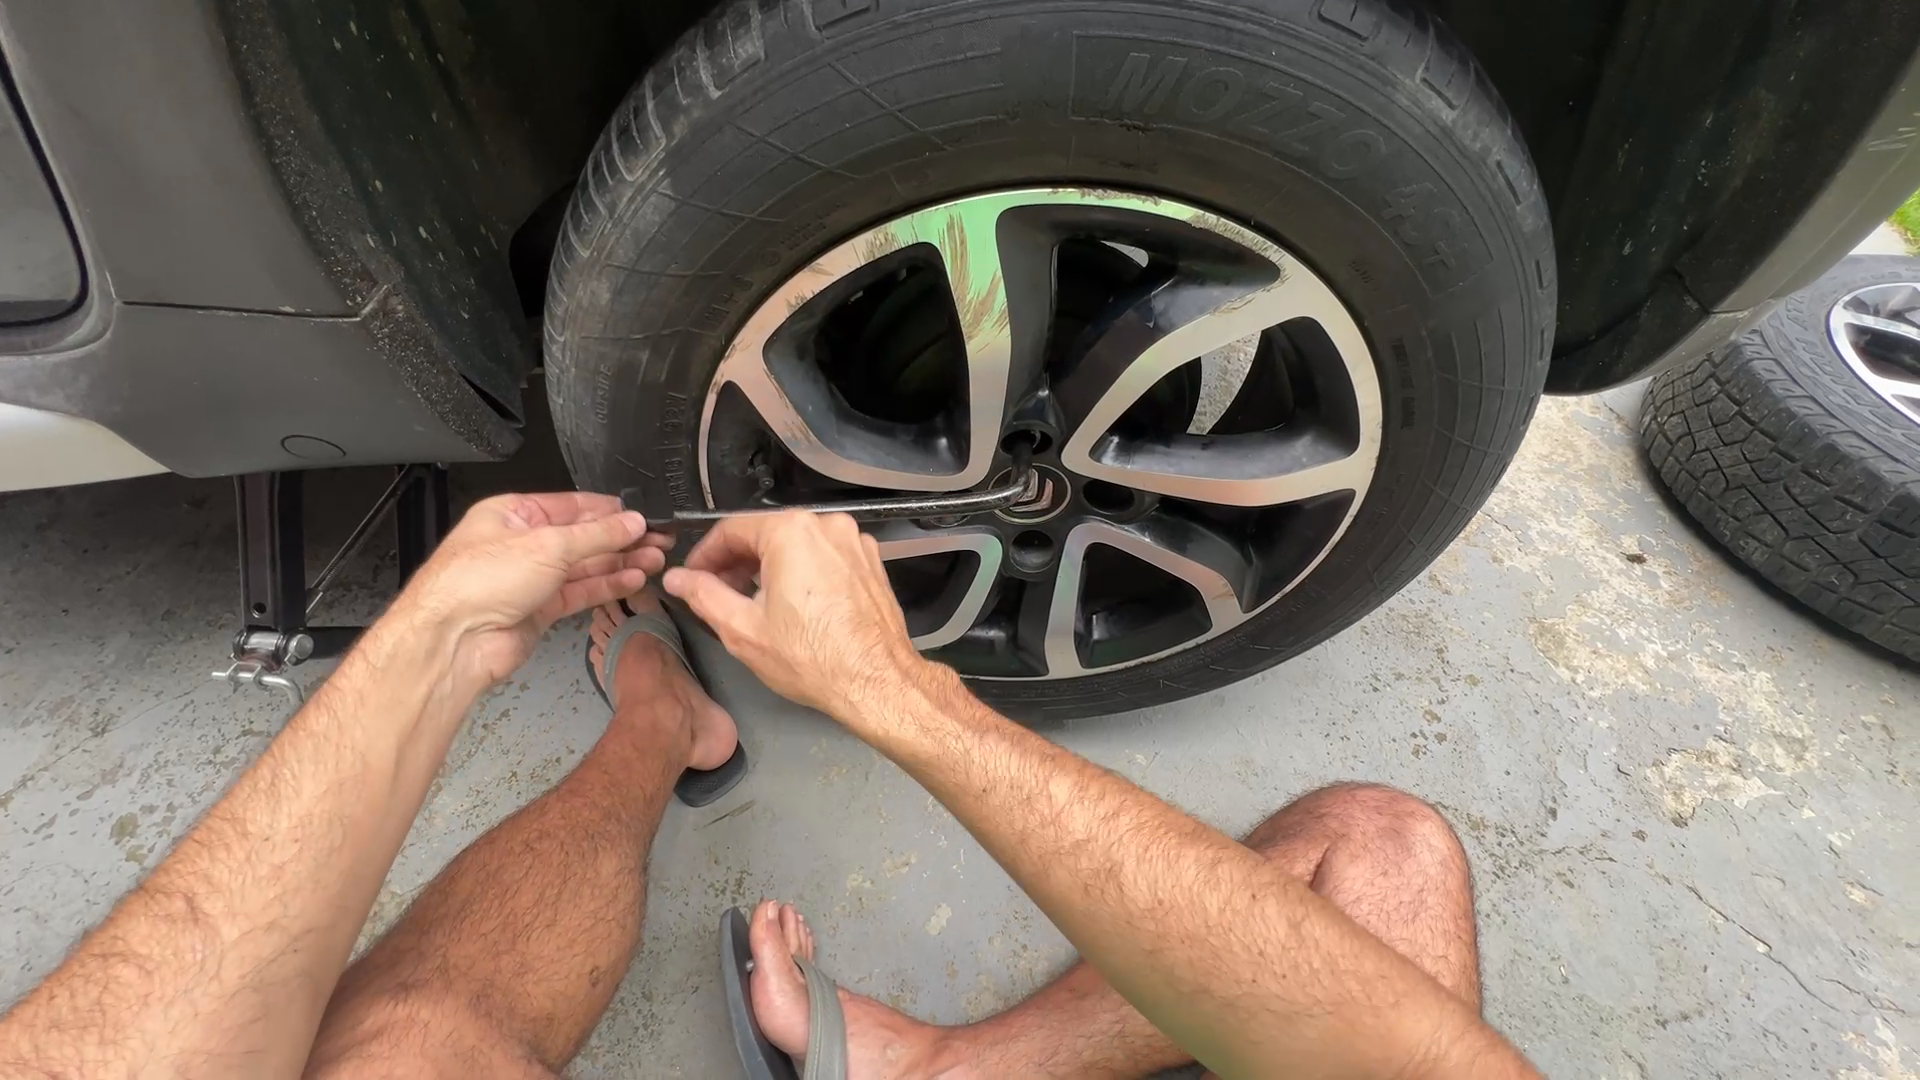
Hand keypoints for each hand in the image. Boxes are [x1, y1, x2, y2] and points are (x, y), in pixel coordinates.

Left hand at [396, 492, 670, 687]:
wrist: (454, 642)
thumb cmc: (474, 584)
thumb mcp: (547, 545)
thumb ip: (597, 534)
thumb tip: (632, 521)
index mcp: (514, 515)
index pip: (573, 506)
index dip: (610, 511)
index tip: (642, 516)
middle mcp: (524, 544)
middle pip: (585, 537)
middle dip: (622, 539)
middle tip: (657, 540)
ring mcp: (533, 578)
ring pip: (588, 565)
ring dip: (622, 563)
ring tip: (655, 560)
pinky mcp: (542, 608)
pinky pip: (583, 591)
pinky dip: (609, 586)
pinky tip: (634, 580)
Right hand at [662, 511, 922, 716]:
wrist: (877, 682)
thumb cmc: (813, 659)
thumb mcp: (742, 628)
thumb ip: (704, 595)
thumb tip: (678, 578)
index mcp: (792, 532)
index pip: (732, 529)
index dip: (705, 554)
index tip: (693, 577)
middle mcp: (827, 526)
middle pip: (767, 533)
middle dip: (738, 561)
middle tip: (719, 593)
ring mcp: (854, 542)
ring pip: (798, 544)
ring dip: (770, 566)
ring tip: (754, 602)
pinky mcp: (871, 562)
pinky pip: (826, 556)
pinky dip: (804, 570)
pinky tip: (794, 603)